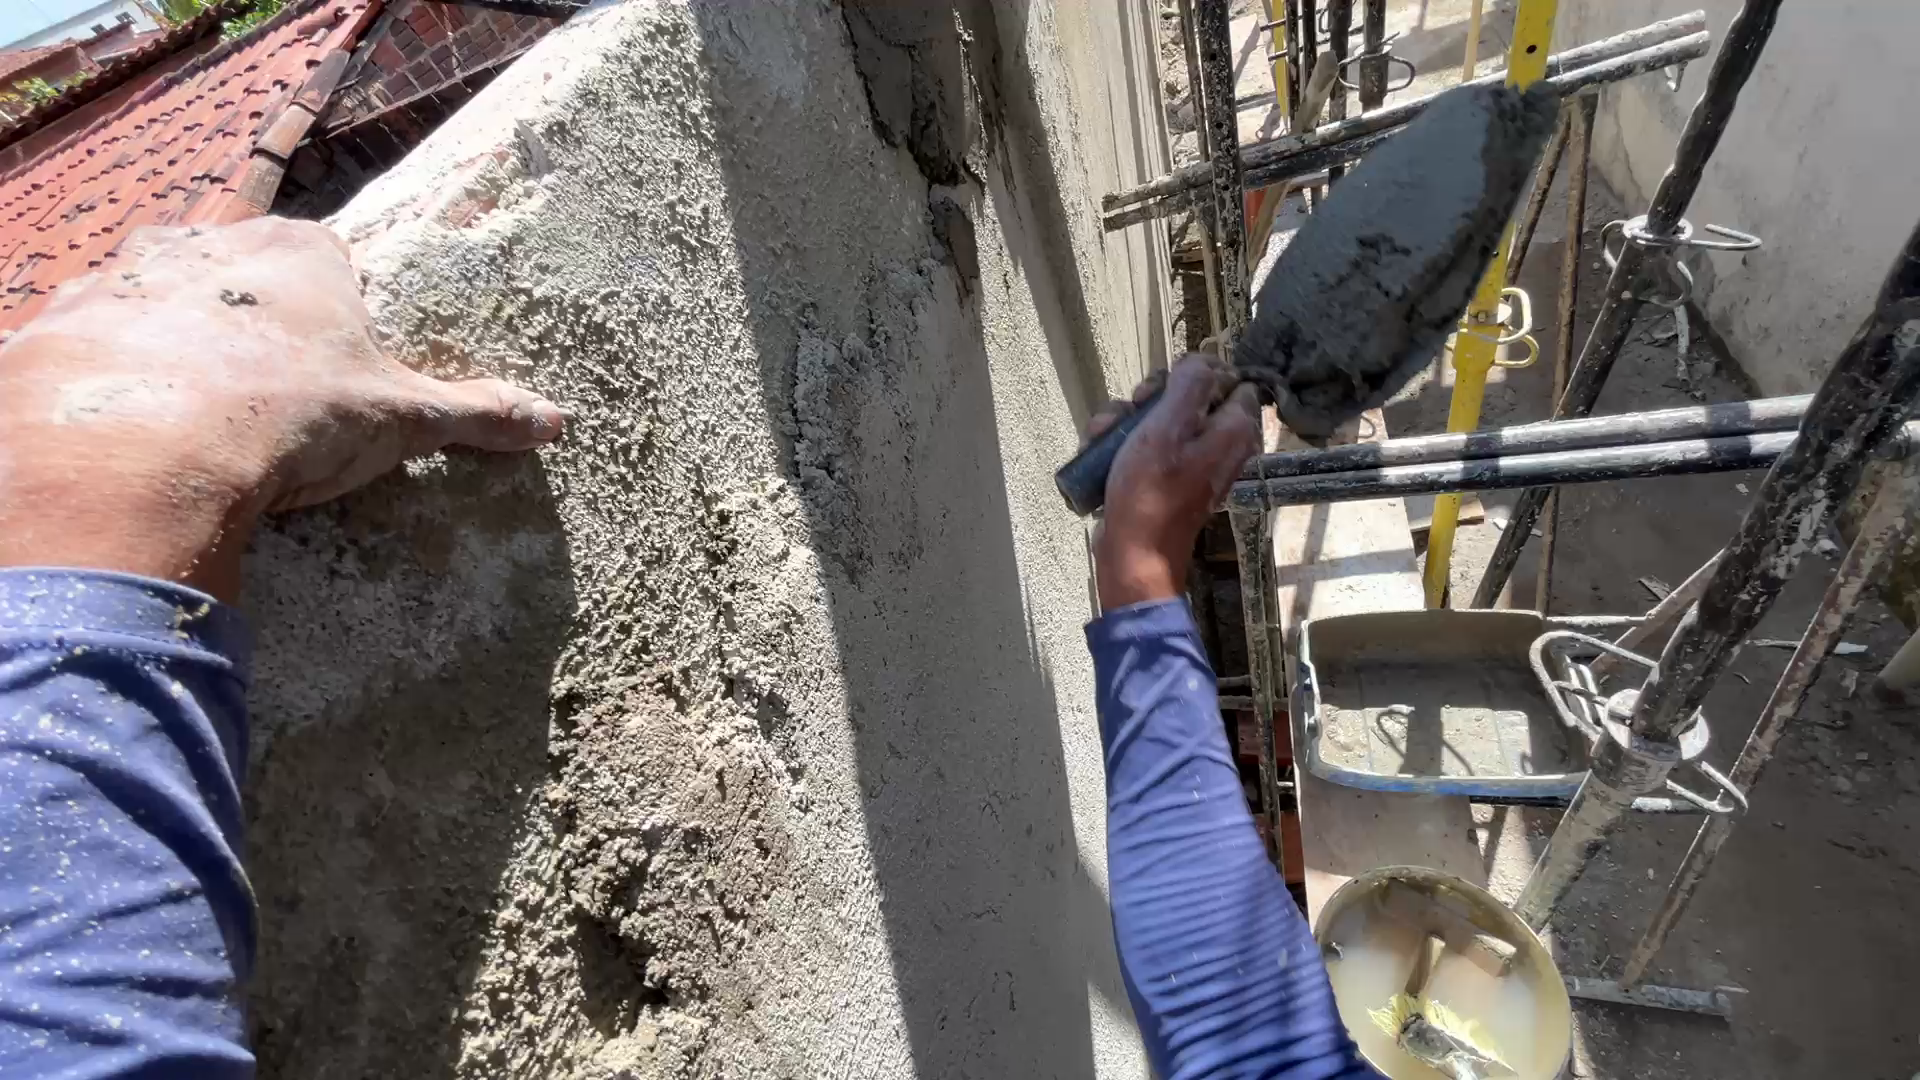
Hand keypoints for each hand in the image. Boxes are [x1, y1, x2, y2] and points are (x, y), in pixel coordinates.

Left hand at [0, 218, 564, 600]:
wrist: (136, 460)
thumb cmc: (295, 415)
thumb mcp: (408, 419)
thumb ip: (481, 412)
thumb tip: (556, 420)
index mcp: (296, 256)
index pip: (329, 251)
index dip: (345, 296)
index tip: (353, 345)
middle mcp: (203, 247)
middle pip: (244, 264)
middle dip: (266, 310)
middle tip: (290, 376)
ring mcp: (117, 283)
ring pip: (165, 295)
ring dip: (189, 336)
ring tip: (217, 402)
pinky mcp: (51, 331)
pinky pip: (98, 340)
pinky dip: (125, 372)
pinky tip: (150, 420)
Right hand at [1090, 354, 1259, 608]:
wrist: (1132, 553)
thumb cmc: (1150, 492)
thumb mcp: (1168, 428)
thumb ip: (1190, 385)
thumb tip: (1205, 359)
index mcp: (1233, 429)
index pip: (1227, 378)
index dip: (1191, 375)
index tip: (1164, 389)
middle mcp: (1218, 443)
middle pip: (1185, 396)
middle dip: (1147, 399)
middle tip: (1131, 413)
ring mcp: (1189, 462)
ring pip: (1155, 419)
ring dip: (1123, 422)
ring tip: (1102, 440)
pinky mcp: (1163, 478)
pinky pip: (1142, 446)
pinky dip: (1119, 446)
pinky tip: (1099, 455)